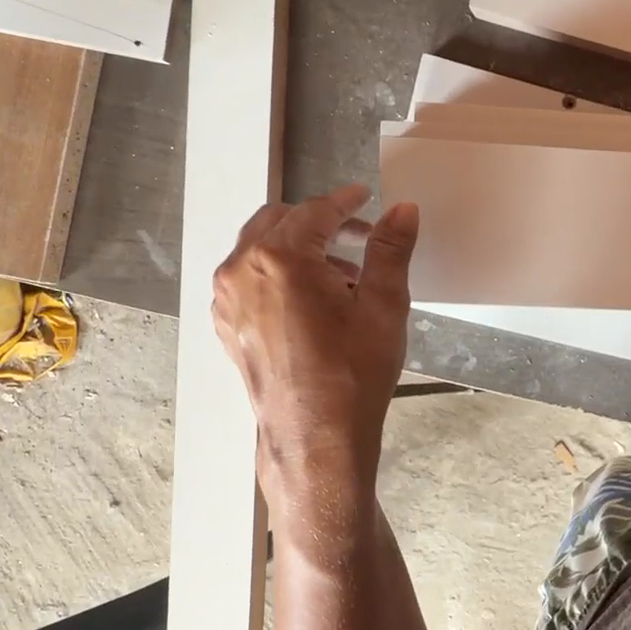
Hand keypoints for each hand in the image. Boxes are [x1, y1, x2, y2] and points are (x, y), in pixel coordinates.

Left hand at [211, 184, 419, 507]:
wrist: (317, 433)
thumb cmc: (354, 371)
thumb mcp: (384, 306)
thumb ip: (390, 251)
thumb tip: (403, 211)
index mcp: (280, 258)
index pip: (315, 212)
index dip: (345, 201)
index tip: (365, 196)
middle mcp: (241, 271)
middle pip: (278, 223)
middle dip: (320, 222)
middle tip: (361, 235)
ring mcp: (227, 300)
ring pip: (259, 250)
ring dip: (300, 248)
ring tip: (344, 275)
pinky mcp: (228, 325)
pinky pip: (249, 280)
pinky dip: (280, 274)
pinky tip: (315, 301)